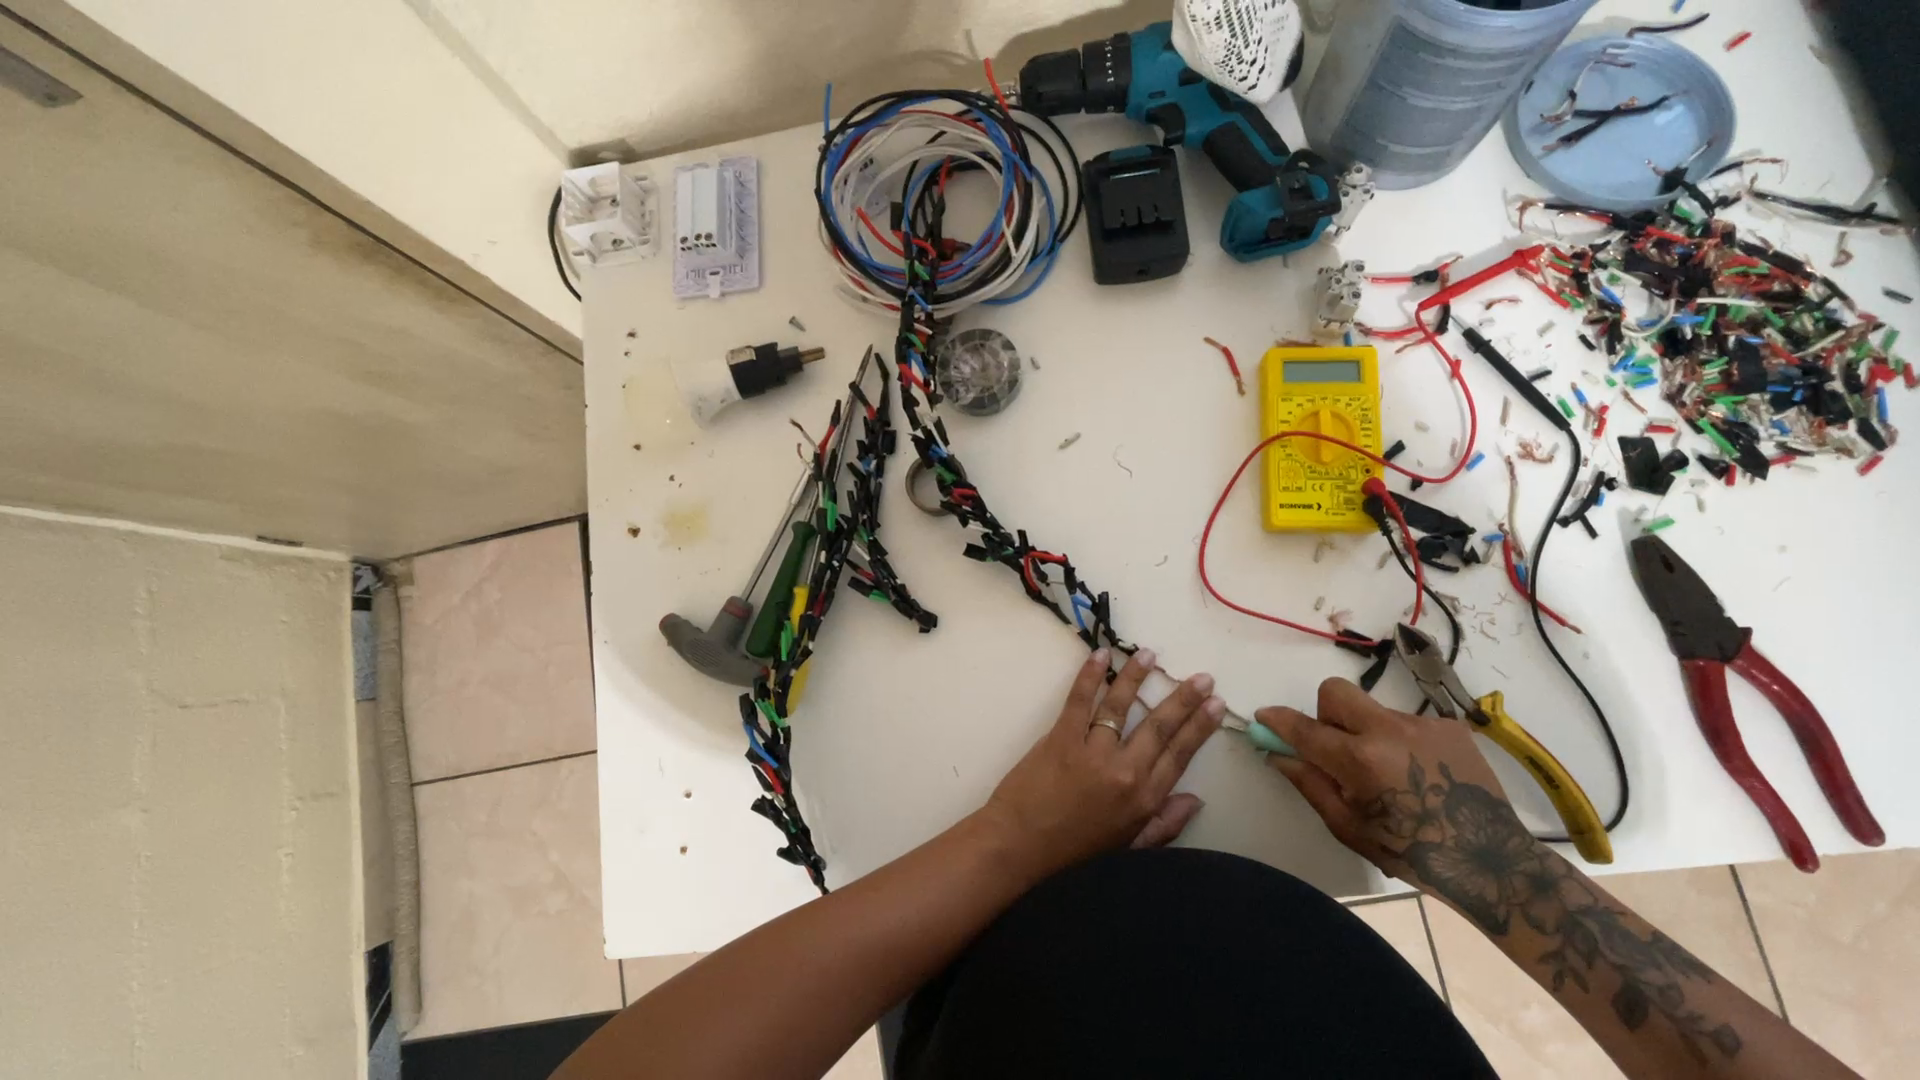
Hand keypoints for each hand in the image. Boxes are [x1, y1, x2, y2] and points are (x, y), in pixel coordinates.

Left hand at [980, 648, 1224, 881]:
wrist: (1021, 844)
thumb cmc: (1075, 848)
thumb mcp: (1129, 845)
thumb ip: (1165, 824)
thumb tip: (1195, 799)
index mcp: (1144, 798)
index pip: (1180, 755)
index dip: (1200, 727)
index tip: (1216, 704)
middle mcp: (1125, 772)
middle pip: (1160, 727)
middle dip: (1184, 699)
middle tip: (1202, 677)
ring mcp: (1092, 752)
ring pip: (1121, 706)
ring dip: (1137, 677)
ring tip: (1149, 655)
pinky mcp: (1061, 738)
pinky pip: (1080, 701)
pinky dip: (1090, 676)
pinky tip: (1100, 655)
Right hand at [1258, 678, 1532, 894]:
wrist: (1492, 861)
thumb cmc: (1411, 853)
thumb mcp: (1348, 826)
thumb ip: (1309, 784)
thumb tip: (1278, 754)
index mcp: (1360, 760)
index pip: (1304, 728)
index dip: (1278, 721)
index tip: (1264, 717)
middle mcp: (1388, 730)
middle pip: (1336, 692)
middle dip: (1325, 713)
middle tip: (1337, 748)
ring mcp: (1422, 724)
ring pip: (1372, 711)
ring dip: (1366, 733)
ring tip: (1389, 774)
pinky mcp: (1450, 726)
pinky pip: (1406, 722)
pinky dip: (1399, 742)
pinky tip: (1418, 773)